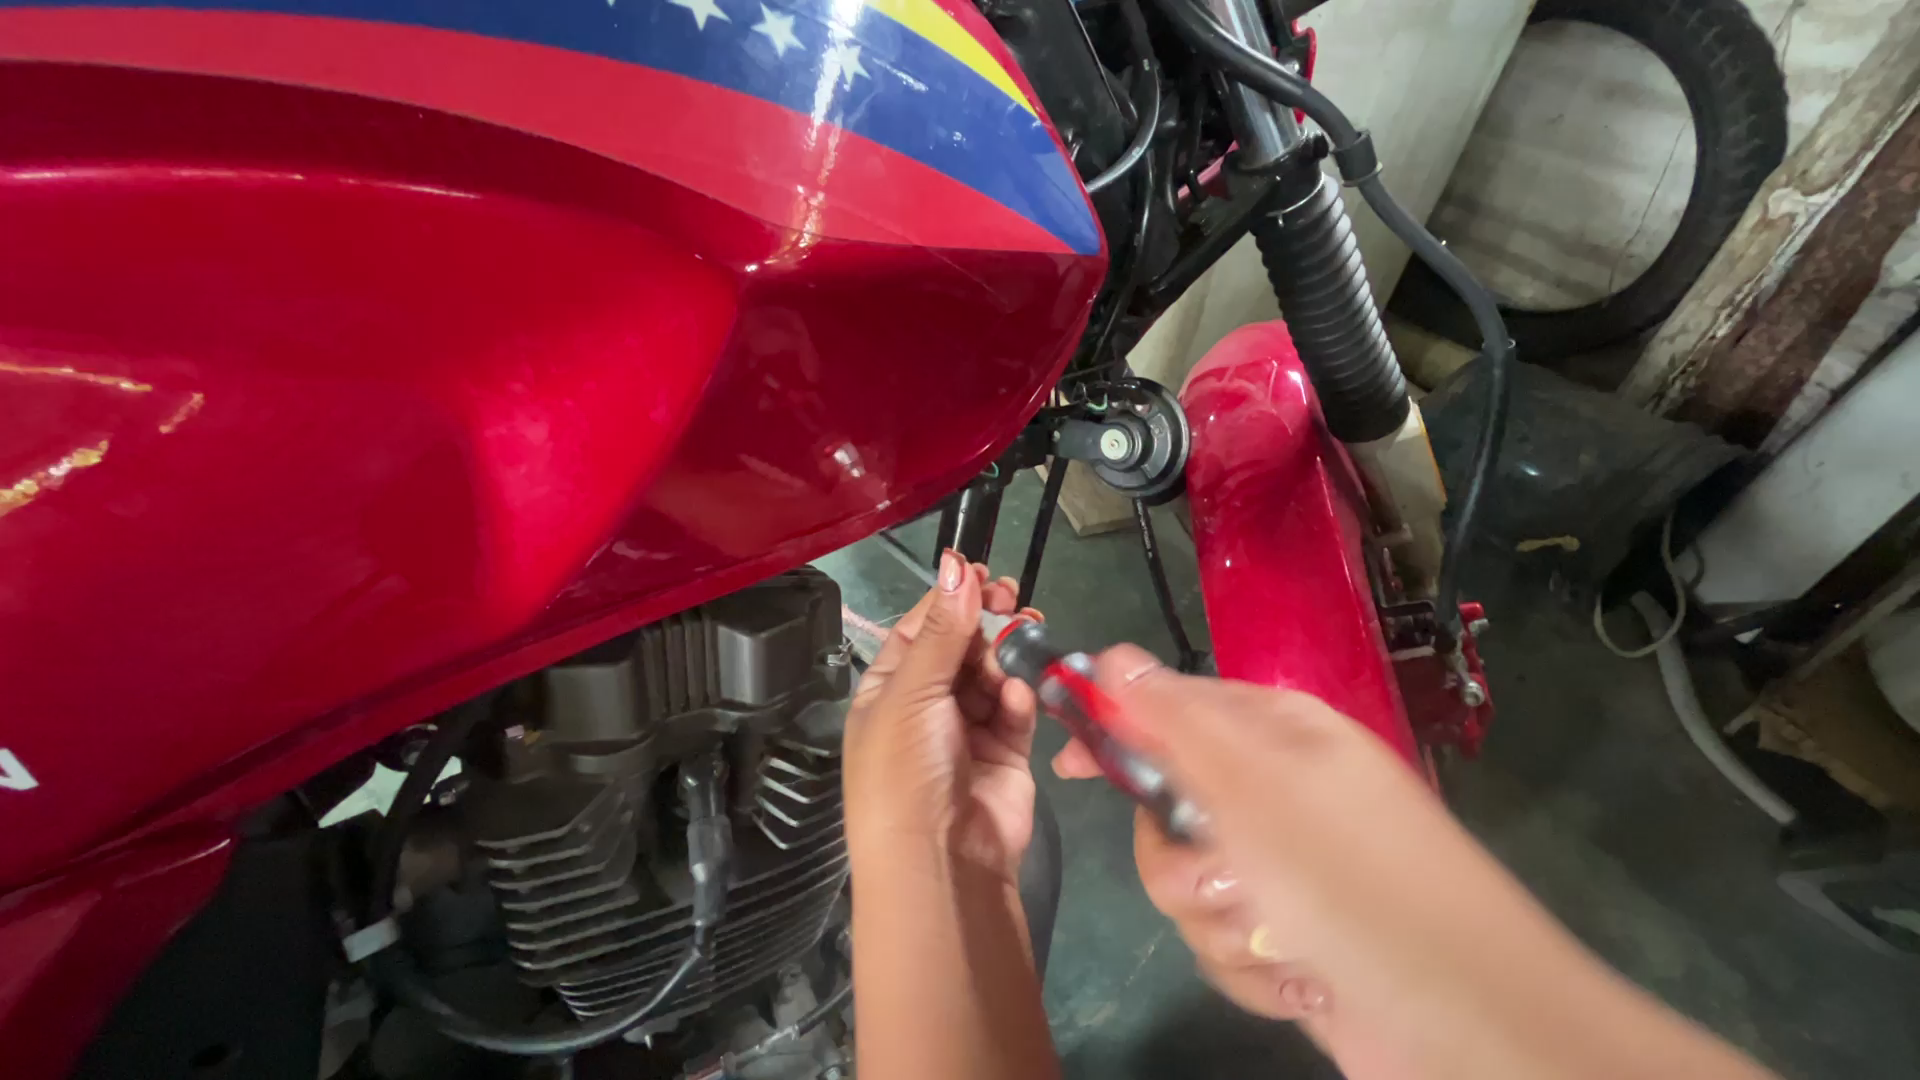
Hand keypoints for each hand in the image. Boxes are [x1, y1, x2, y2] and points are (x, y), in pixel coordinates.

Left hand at [843, 551, 1042, 883]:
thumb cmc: (907, 768)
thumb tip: (955, 563)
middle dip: (988, 622)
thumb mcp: (913, 692)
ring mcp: (968, 728)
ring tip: (1027, 636)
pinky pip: (1016, 710)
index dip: (951, 600)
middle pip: (963, 647)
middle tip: (1014, 599)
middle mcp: (926, 704)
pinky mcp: (1006, 751)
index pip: (921, 629)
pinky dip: (1021, 698)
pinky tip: (1022, 696)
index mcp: (889, 688)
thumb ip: (943, 630)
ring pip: (995, 673)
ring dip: (1009, 655)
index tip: (983, 574)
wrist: (940, 861)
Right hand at [1052, 646, 1781, 1079]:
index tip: (1069, 760)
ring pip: (1187, 881)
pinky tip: (1299, 979)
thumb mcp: (1253, 787)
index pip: (1170, 706)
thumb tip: (1113, 655)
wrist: (1475, 1031)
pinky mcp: (1289, 936)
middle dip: (1178, 854)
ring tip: (1276, 939)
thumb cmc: (1354, 882)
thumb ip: (1174, 719)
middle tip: (1220, 872)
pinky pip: (1221, 937)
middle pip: (1166, 806)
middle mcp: (1277, 793)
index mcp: (1276, 735)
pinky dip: (1249, 965)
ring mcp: (1286, 868)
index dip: (1115, 727)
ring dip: (1217, 918)